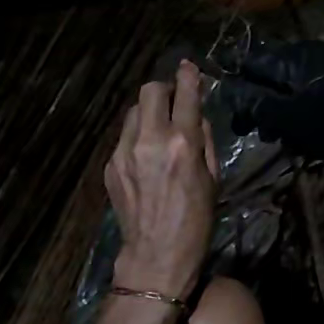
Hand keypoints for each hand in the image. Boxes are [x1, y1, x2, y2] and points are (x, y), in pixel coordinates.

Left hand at [106, 60, 219, 299]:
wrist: (156, 256)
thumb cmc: (195, 221)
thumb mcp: (213, 179)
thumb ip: (204, 140)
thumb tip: (196, 116)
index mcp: (181, 143)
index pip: (185, 94)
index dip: (189, 76)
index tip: (189, 67)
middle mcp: (150, 140)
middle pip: (149, 90)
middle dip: (163, 90)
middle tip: (173, 103)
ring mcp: (124, 152)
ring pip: (133, 112)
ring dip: (148, 114)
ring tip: (158, 133)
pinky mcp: (111, 165)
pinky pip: (125, 138)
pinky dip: (137, 139)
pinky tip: (145, 160)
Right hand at [219, 40, 323, 225]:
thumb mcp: (287, 117)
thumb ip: (253, 102)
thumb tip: (224, 90)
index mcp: (294, 57)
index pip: (250, 62)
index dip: (235, 86)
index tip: (230, 113)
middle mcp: (308, 58)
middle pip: (267, 76)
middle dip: (255, 103)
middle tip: (248, 130)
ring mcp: (323, 75)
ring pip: (284, 91)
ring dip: (273, 114)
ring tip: (272, 137)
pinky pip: (302, 100)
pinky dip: (292, 117)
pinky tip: (293, 138)